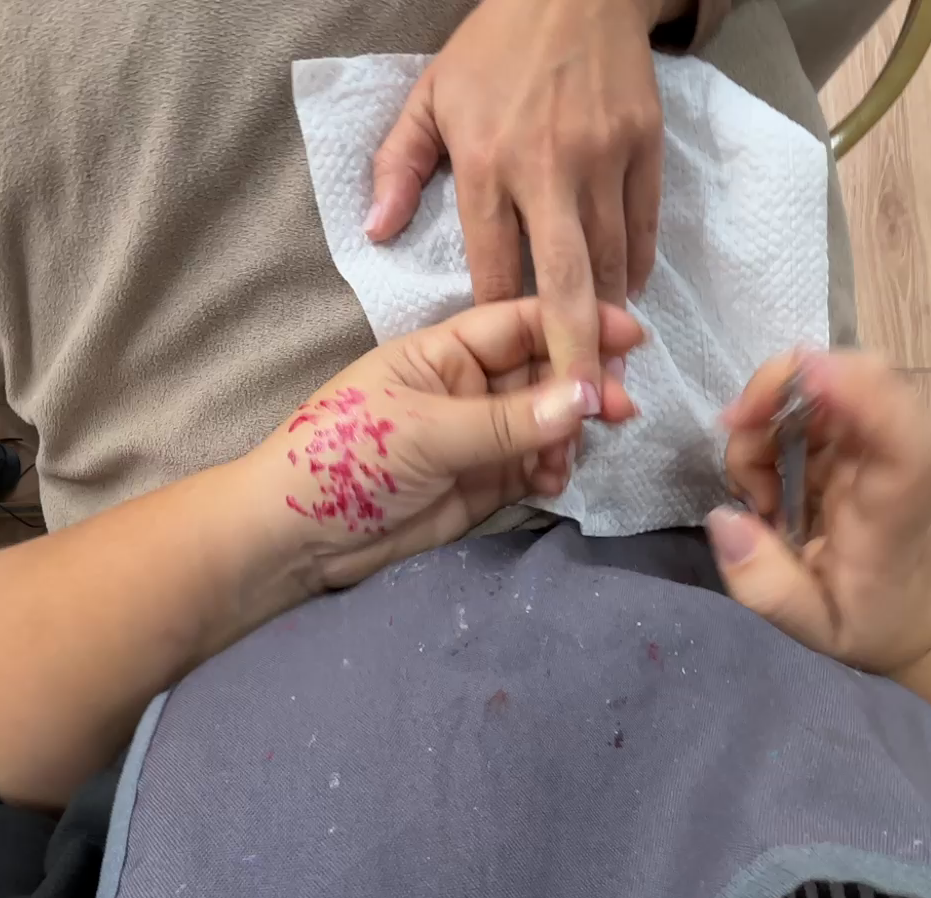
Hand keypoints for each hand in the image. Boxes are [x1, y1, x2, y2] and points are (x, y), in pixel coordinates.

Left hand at [257, 298, 644, 587]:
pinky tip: (552, 481)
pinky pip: (532, 467)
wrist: (300, 540)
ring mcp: (477, 437)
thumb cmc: (343, 461)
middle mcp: (467, 388)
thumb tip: (587, 397)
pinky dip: (550, 471)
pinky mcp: (482, 483)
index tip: (630, 336)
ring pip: (544, 422)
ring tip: (567, 458)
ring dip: (567, 436)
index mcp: (442, 352)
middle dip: (582, 387)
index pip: (519, 324)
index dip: (573, 324)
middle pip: (542, 373)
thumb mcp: (424, 431)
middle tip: (622, 409)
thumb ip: (506, 420)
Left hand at [366, 0, 678, 414]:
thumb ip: (398, 167)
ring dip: (609, 325)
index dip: (505, 333)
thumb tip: (377, 234)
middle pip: (563, 283)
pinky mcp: (647, 148)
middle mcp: (547, 170)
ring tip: (608, 373)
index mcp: (486, 166)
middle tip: (583, 410)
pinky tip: (628, 300)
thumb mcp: (430, 96)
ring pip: (610, 262)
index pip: (494, 272)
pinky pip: (644, 226)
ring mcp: (604, 159)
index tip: (514, 383)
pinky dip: (637, 268)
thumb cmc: (493, 48)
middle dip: (574, 355)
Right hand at [706, 349, 930, 674]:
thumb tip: (723, 517)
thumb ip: (763, 585)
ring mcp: (871, 439)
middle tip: (737, 447)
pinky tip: (766, 484)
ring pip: (810, 384)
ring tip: (758, 496)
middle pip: (851, 374)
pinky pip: (797, 404)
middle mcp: (893, 455)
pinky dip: (763, 434)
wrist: (908, 610)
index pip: (904, 434)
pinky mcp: (850, 435)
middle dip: (775, 394)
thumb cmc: (869, 619)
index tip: (804, 377)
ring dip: (760, 427)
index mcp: (898, 505)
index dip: (859, 390)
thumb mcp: (811, 627)